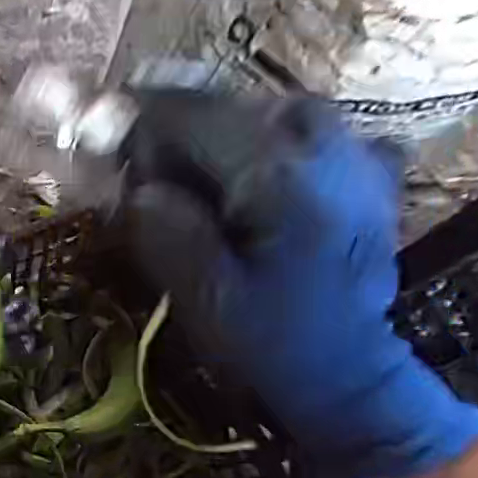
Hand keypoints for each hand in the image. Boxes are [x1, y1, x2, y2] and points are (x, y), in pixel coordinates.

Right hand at [122, 95, 477, 477]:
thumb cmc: (272, 341)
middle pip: (233, 106)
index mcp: (278, 178)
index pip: (195, 118)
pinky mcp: (371, 174)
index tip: (106, 139)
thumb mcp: (206, 297)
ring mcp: (358, 156)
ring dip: (225, 130)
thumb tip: (140, 187)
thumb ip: (169, 233)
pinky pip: (313, 133)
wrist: (350, 371)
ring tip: (194, 168)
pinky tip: (254, 172)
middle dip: (181, 128)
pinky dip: (272, 142)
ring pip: (272, 111)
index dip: (143, 124)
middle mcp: (325, 148)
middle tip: (147, 166)